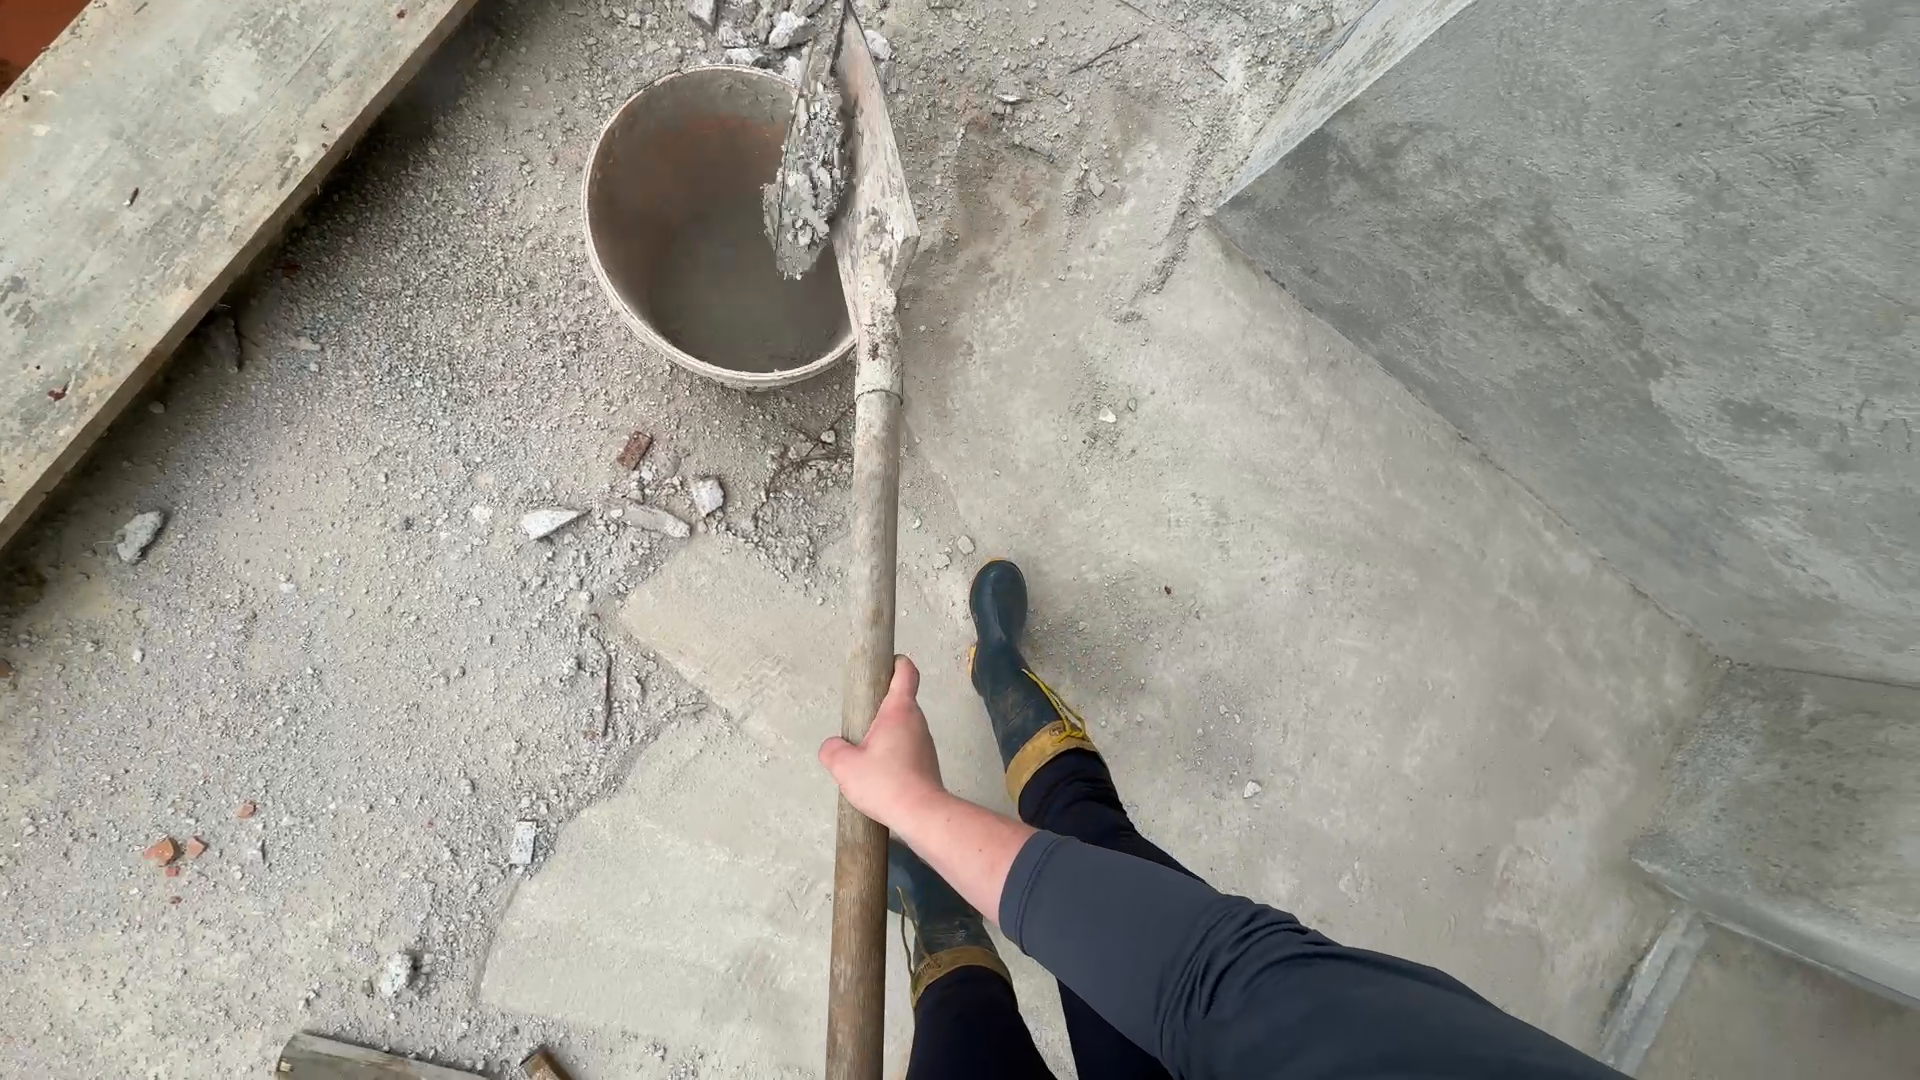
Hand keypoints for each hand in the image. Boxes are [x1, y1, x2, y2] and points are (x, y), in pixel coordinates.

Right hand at [818, 656, 945, 828]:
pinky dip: (893, 754)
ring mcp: (924, 742)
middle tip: (860, 720)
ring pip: (904, 727)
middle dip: (880, 707)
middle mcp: (917, 721)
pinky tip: (879, 774)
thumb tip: (831, 747)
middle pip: (901, 701)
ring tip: (865, 754)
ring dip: (886, 734)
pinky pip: (908, 748)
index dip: (897, 662)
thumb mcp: (845, 766)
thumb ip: (832, 751)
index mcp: (899, 710)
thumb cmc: (886, 783)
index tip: (886, 662)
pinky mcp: (927, 762)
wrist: (921, 814)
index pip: (906, 672)